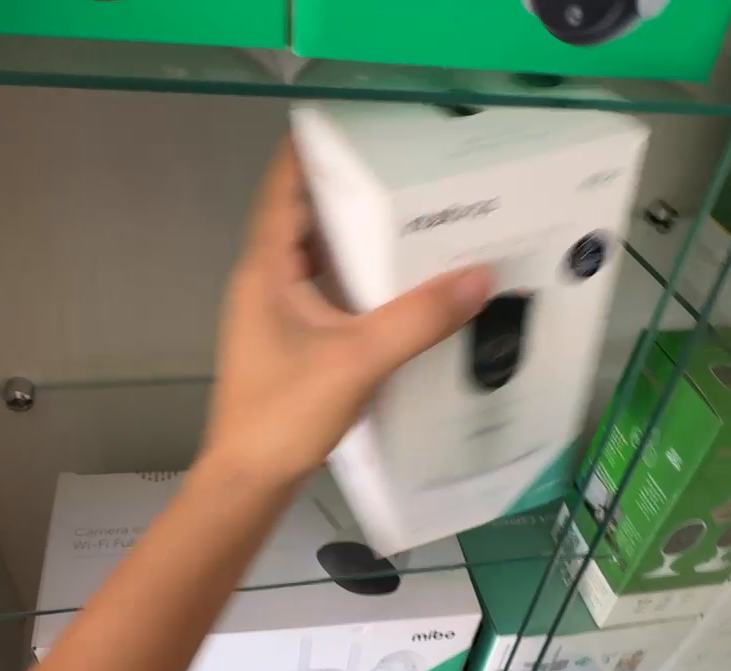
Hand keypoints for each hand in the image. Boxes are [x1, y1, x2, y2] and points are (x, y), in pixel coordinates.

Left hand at [202, 141, 493, 488]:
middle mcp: (264, 285)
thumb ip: (419, 318)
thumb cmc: (286, 413)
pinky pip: (325, 301)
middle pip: (306, 222)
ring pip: (317, 266)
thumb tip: (480, 276)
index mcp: (266, 270)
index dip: (315, 152)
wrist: (249, 480)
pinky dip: (355, 289)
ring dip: (356, 247)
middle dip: (351, 198)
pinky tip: (394, 297)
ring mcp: (273, 320)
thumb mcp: (358, 359)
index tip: (362, 130)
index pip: (284, 187)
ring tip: (411, 228)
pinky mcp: (287, 350)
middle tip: (406, 178)